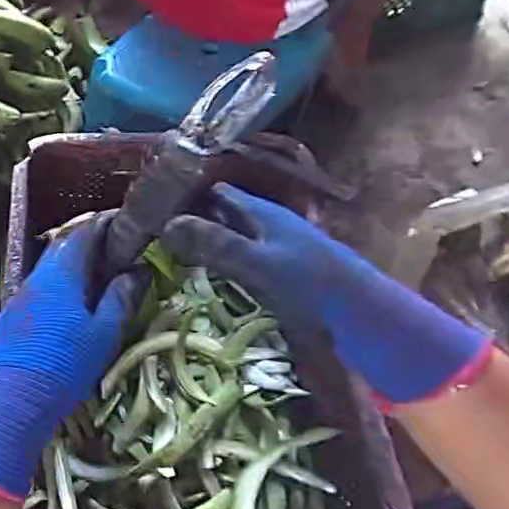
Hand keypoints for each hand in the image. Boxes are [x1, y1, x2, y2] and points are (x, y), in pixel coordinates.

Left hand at [0, 214, 145, 498]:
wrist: (18, 398)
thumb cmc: (67, 364)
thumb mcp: (104, 332)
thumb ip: (121, 297)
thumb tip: (137, 270)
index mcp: (60, 274)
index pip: (83, 232)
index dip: (106, 224)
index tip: (125, 225)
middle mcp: (35, 278)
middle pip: (62, 246)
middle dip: (88, 243)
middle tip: (114, 250)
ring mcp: (19, 296)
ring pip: (48, 269)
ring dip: (71, 266)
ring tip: (96, 277)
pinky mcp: (11, 316)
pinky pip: (38, 289)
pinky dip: (57, 287)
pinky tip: (69, 304)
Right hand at [162, 185, 489, 403]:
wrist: (359, 316)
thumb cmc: (310, 283)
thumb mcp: (257, 261)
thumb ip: (215, 243)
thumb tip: (167, 224)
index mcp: (261, 212)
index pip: (216, 192)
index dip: (187, 194)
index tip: (151, 206)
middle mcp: (266, 225)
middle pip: (220, 215)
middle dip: (190, 220)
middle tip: (149, 233)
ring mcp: (272, 249)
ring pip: (227, 237)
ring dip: (202, 243)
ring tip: (165, 254)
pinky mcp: (276, 273)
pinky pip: (237, 260)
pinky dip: (217, 263)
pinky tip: (201, 276)